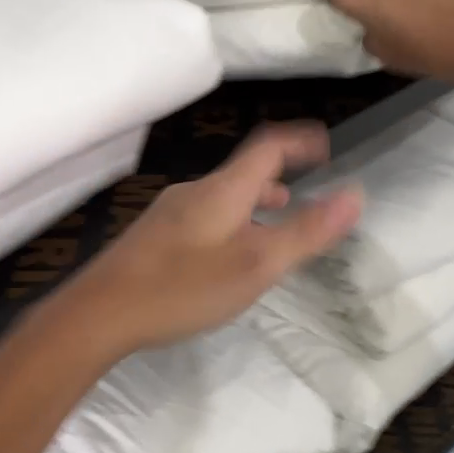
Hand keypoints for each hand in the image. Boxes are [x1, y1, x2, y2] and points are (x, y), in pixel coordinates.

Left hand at [43, 122, 362, 357]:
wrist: (99, 312)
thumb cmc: (182, 288)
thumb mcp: (255, 265)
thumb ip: (304, 232)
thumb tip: (354, 194)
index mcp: (222, 190)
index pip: (267, 146)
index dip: (300, 140)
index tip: (326, 148)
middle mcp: (193, 192)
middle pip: (243, 173)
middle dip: (279, 180)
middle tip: (306, 200)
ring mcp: (168, 215)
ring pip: (222, 199)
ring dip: (254, 206)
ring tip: (273, 231)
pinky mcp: (153, 239)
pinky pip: (203, 219)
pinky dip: (230, 226)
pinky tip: (226, 261)